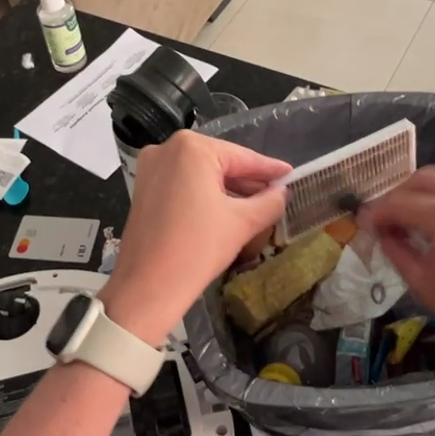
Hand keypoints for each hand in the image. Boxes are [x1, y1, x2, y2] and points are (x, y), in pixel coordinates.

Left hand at [104, 132, 289, 343]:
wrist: (147, 287)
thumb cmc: (197, 248)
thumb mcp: (242, 223)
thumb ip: (269, 202)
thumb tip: (283, 192)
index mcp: (192, 148)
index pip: (242, 157)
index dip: (270, 169)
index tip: (291, 174)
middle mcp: (167, 149)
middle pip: (220, 164)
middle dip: (248, 181)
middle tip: (278, 194)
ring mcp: (151, 169)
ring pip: (201, 175)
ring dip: (228, 190)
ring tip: (258, 206)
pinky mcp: (143, 189)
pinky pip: (184, 185)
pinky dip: (205, 195)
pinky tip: (227, 210)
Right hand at [357, 167, 434, 379]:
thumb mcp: (425, 285)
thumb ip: (398, 250)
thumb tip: (382, 232)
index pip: (402, 202)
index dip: (377, 211)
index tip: (363, 222)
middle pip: (426, 178)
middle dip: (399, 194)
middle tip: (384, 217)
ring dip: (425, 194)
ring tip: (410, 220)